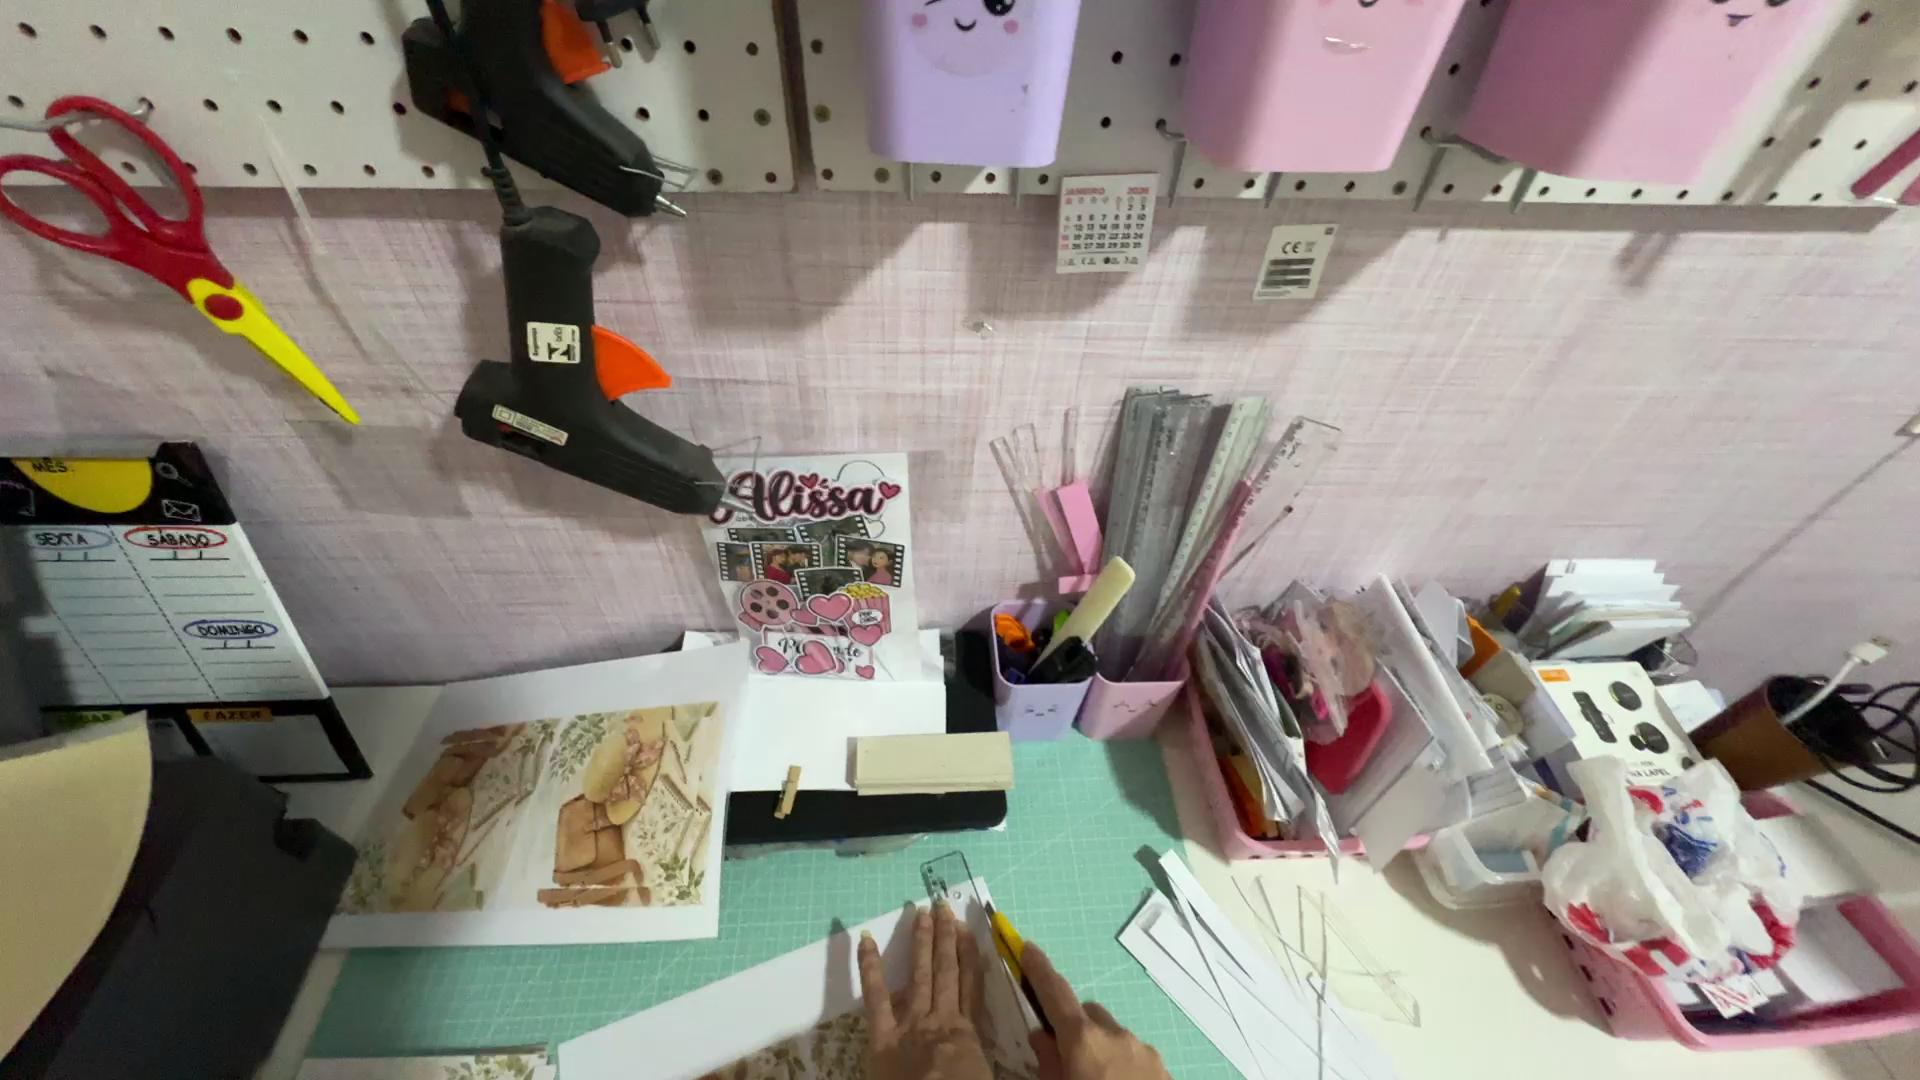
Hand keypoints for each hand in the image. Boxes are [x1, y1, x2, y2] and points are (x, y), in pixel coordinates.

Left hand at [859, 901, 993, 1079]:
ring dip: (921, 942)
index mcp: (967, 1034)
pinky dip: (869, 966)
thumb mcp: (983, 1077)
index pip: (971, 984)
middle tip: (943, 905)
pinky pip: (876, 997)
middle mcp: (940, 1020)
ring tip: (921, 912)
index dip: (970, 954)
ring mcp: (910, 1024)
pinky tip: (865, 939)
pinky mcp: (882, 1037)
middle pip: (946, 971)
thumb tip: (979, 1045)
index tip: (967, 928)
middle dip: (946, 937)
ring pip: (920, 974)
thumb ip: (980, 1056)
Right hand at [1022, 943, 1170, 1079]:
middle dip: (1073, 1028)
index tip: (1026, 947)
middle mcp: (1115, 1034)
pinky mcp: (1165, 1069)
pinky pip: (1135, 1055)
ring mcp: (1144, 1051)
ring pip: (1113, 1036)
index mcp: (1083, 1040)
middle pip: (1086, 1015)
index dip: (1038, 969)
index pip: (1055, 992)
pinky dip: (1122, 1066)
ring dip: (1100, 1050)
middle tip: (1063, 1061)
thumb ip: (1047, 1066)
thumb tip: (1042, 1038)